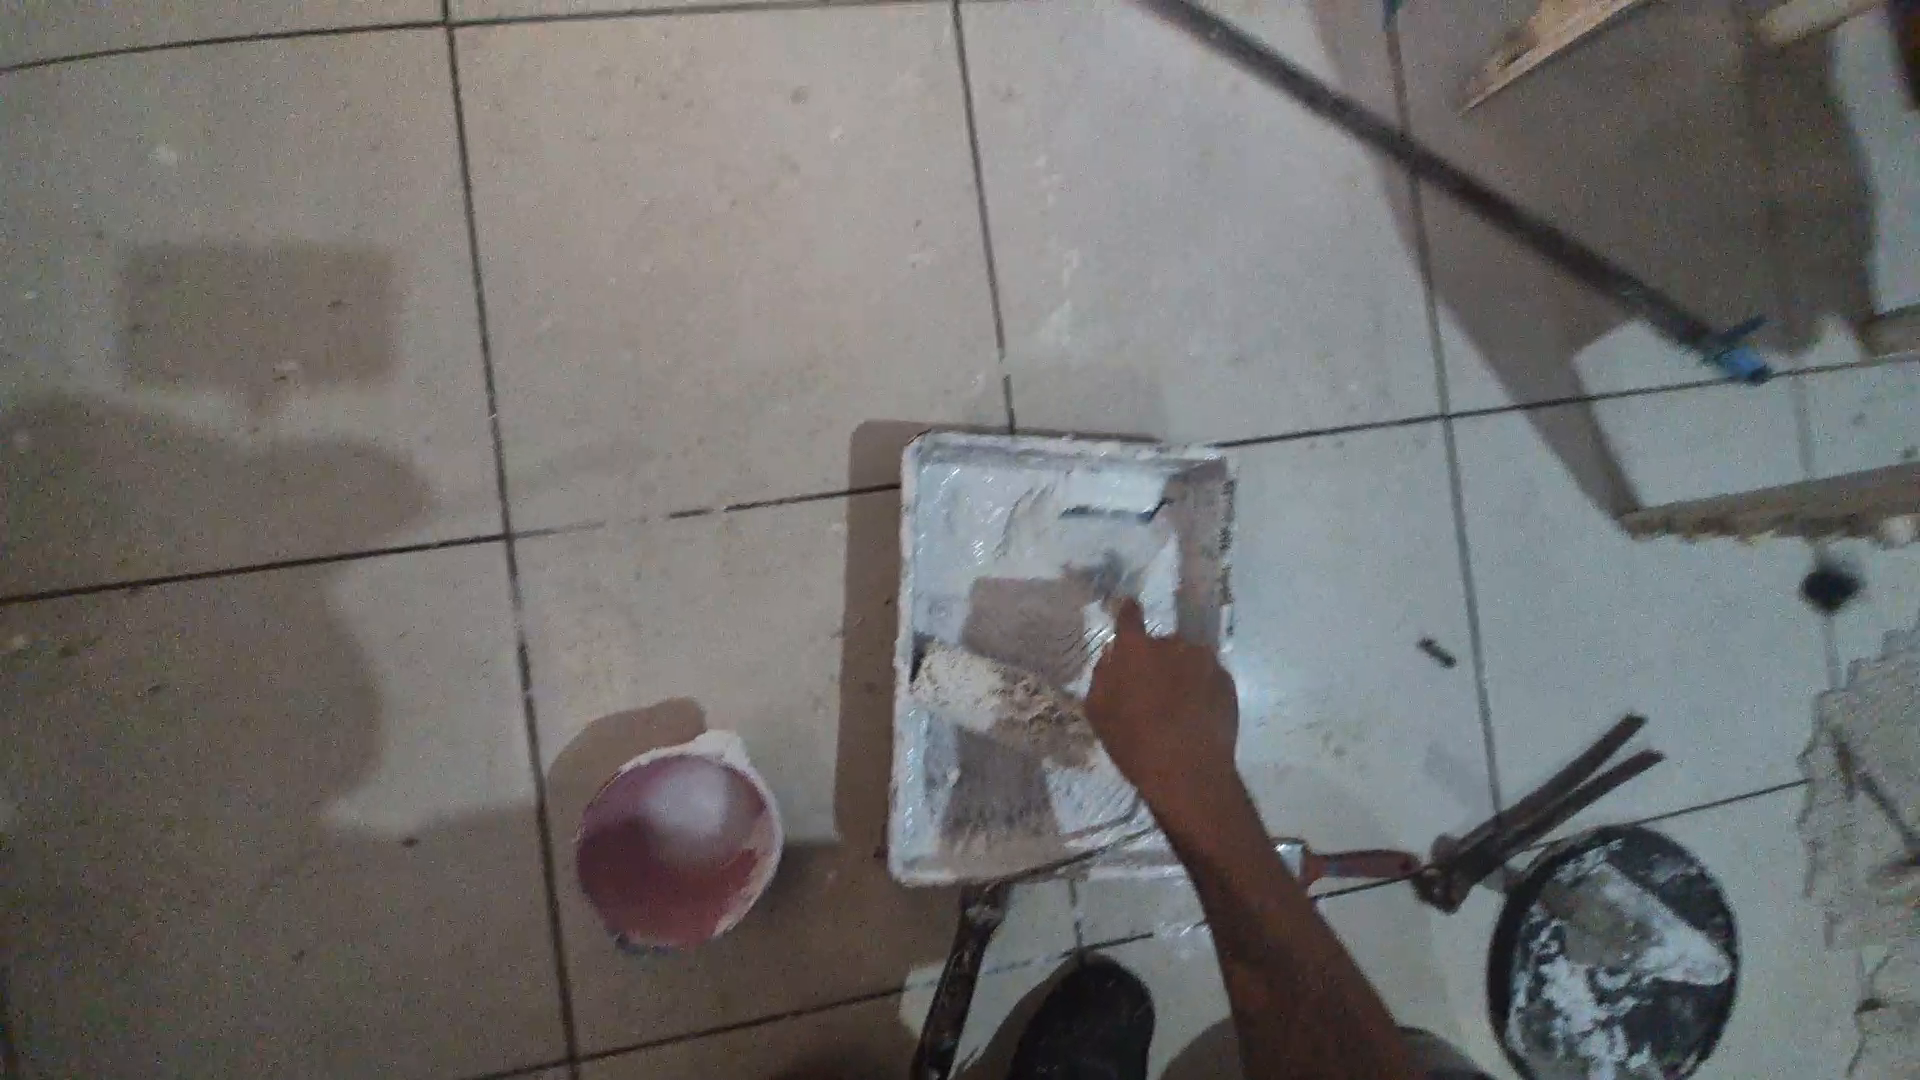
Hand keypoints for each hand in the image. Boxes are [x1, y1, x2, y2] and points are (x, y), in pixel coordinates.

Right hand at [1082, 598, 1239, 820]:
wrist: (1189, 774)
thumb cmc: (1133, 742)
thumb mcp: (1098, 711)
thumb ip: (1102, 675)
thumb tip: (1113, 656)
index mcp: (1136, 650)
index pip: (1129, 616)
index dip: (1127, 612)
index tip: (1128, 608)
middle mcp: (1173, 645)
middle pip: (1161, 643)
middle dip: (1155, 659)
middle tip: (1151, 690)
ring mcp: (1204, 662)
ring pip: (1187, 658)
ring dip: (1180, 672)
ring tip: (1176, 706)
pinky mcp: (1227, 682)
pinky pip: (1207, 677)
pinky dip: (1200, 688)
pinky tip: (1194, 715)